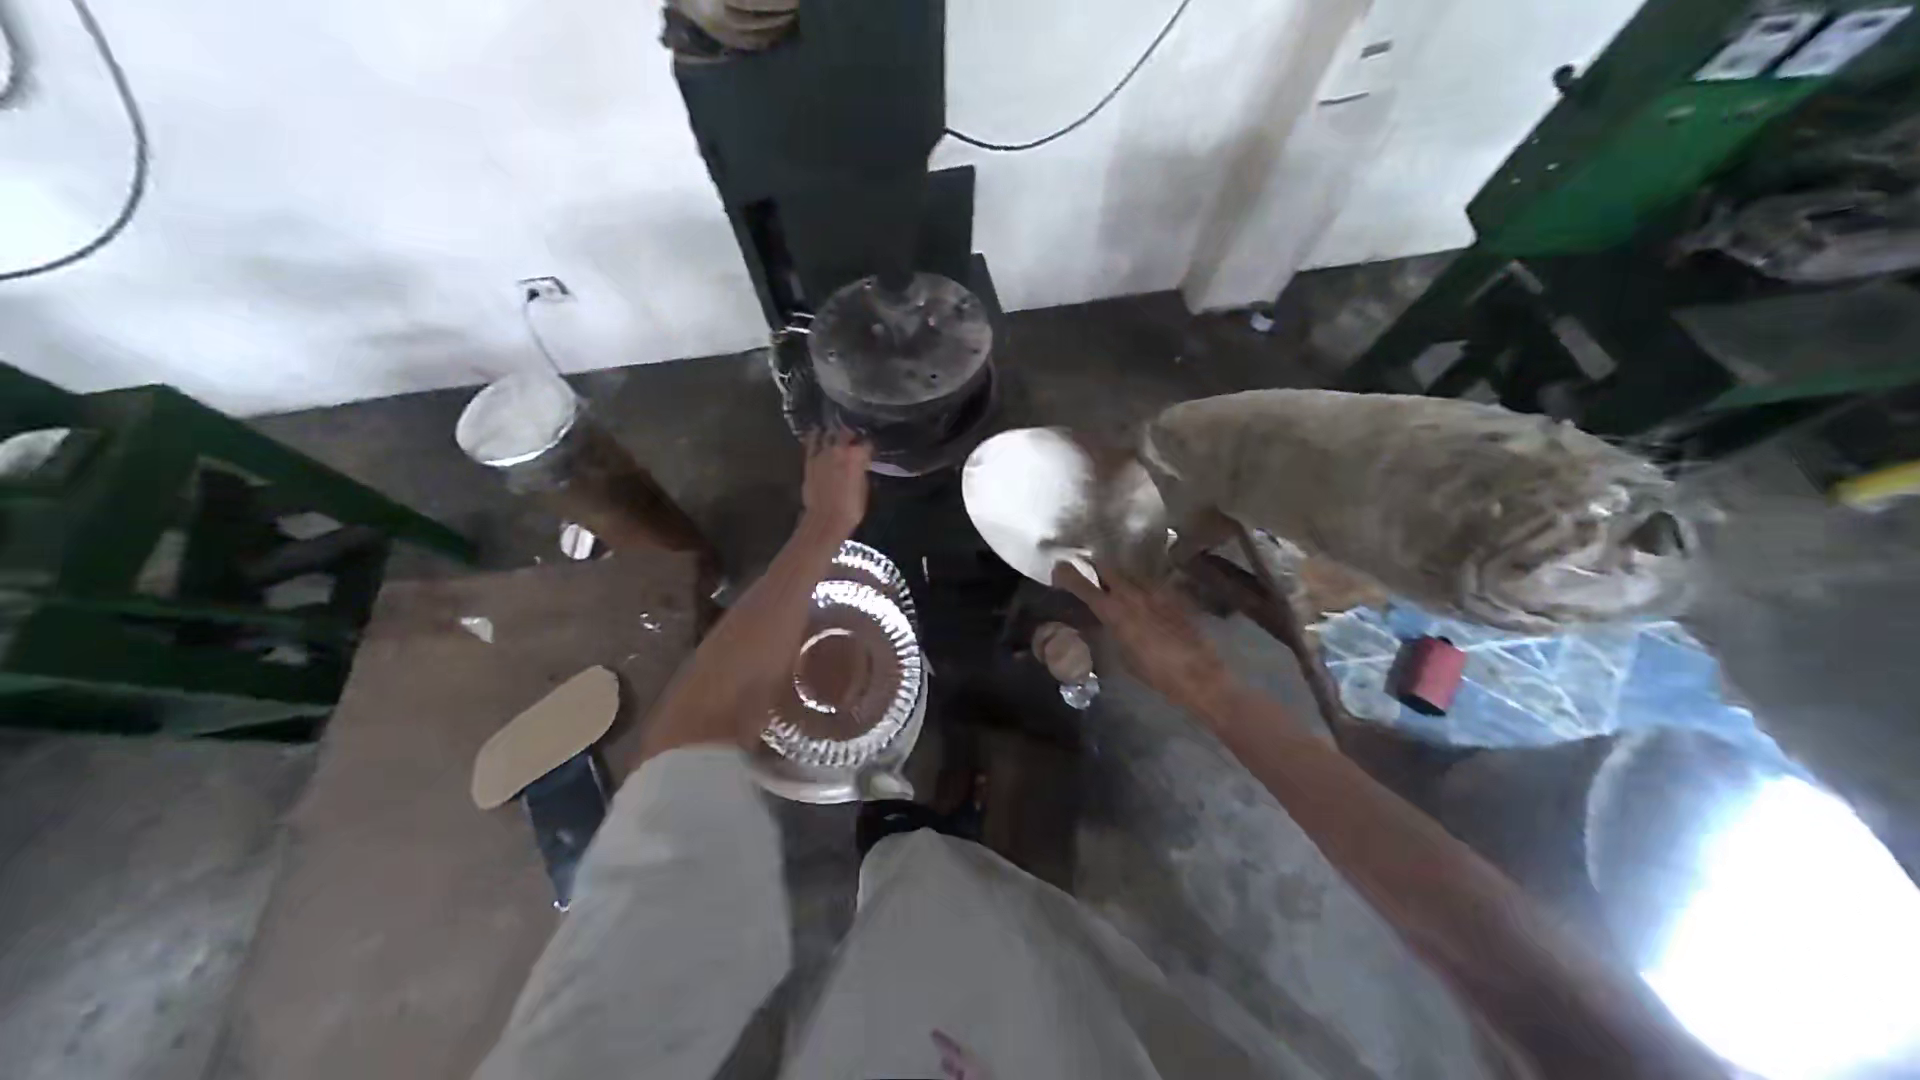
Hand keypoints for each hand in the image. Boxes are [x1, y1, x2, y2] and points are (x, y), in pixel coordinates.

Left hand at [800, 429, 871, 538]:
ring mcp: (822, 453)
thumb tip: (861, 464)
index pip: (867, 444)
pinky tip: (816, 432)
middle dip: (851, 434)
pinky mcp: (809, 459)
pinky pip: (811, 442)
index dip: (869, 447)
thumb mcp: (864, 487)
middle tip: (853, 438)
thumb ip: (862, 470)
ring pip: (828, 433)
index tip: (870, 450)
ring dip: (833, 433)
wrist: (827, 519)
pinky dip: (815, 436)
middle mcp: (840, 449)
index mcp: (857, 456)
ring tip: (835, 433)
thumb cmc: (851, 507)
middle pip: (846, 432)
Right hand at [1052, 562, 1238, 717]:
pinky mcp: (1174, 595)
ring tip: (1116, 590)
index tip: (1058, 570)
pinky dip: (1141, 590)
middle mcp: (1131, 593)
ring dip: (1118, 579)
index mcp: (1113, 611)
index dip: (1067, 574)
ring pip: (1129, 574)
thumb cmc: (1155, 673)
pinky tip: (1145, 603)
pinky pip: (1150, 585)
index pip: (1082, 584)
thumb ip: (1108, 631)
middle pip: (1106, 568)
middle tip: (1088, 577)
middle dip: (1094, 569)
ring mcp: (1155, 591)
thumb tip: (1098, 622)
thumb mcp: (1121, 655)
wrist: (1199, 675)